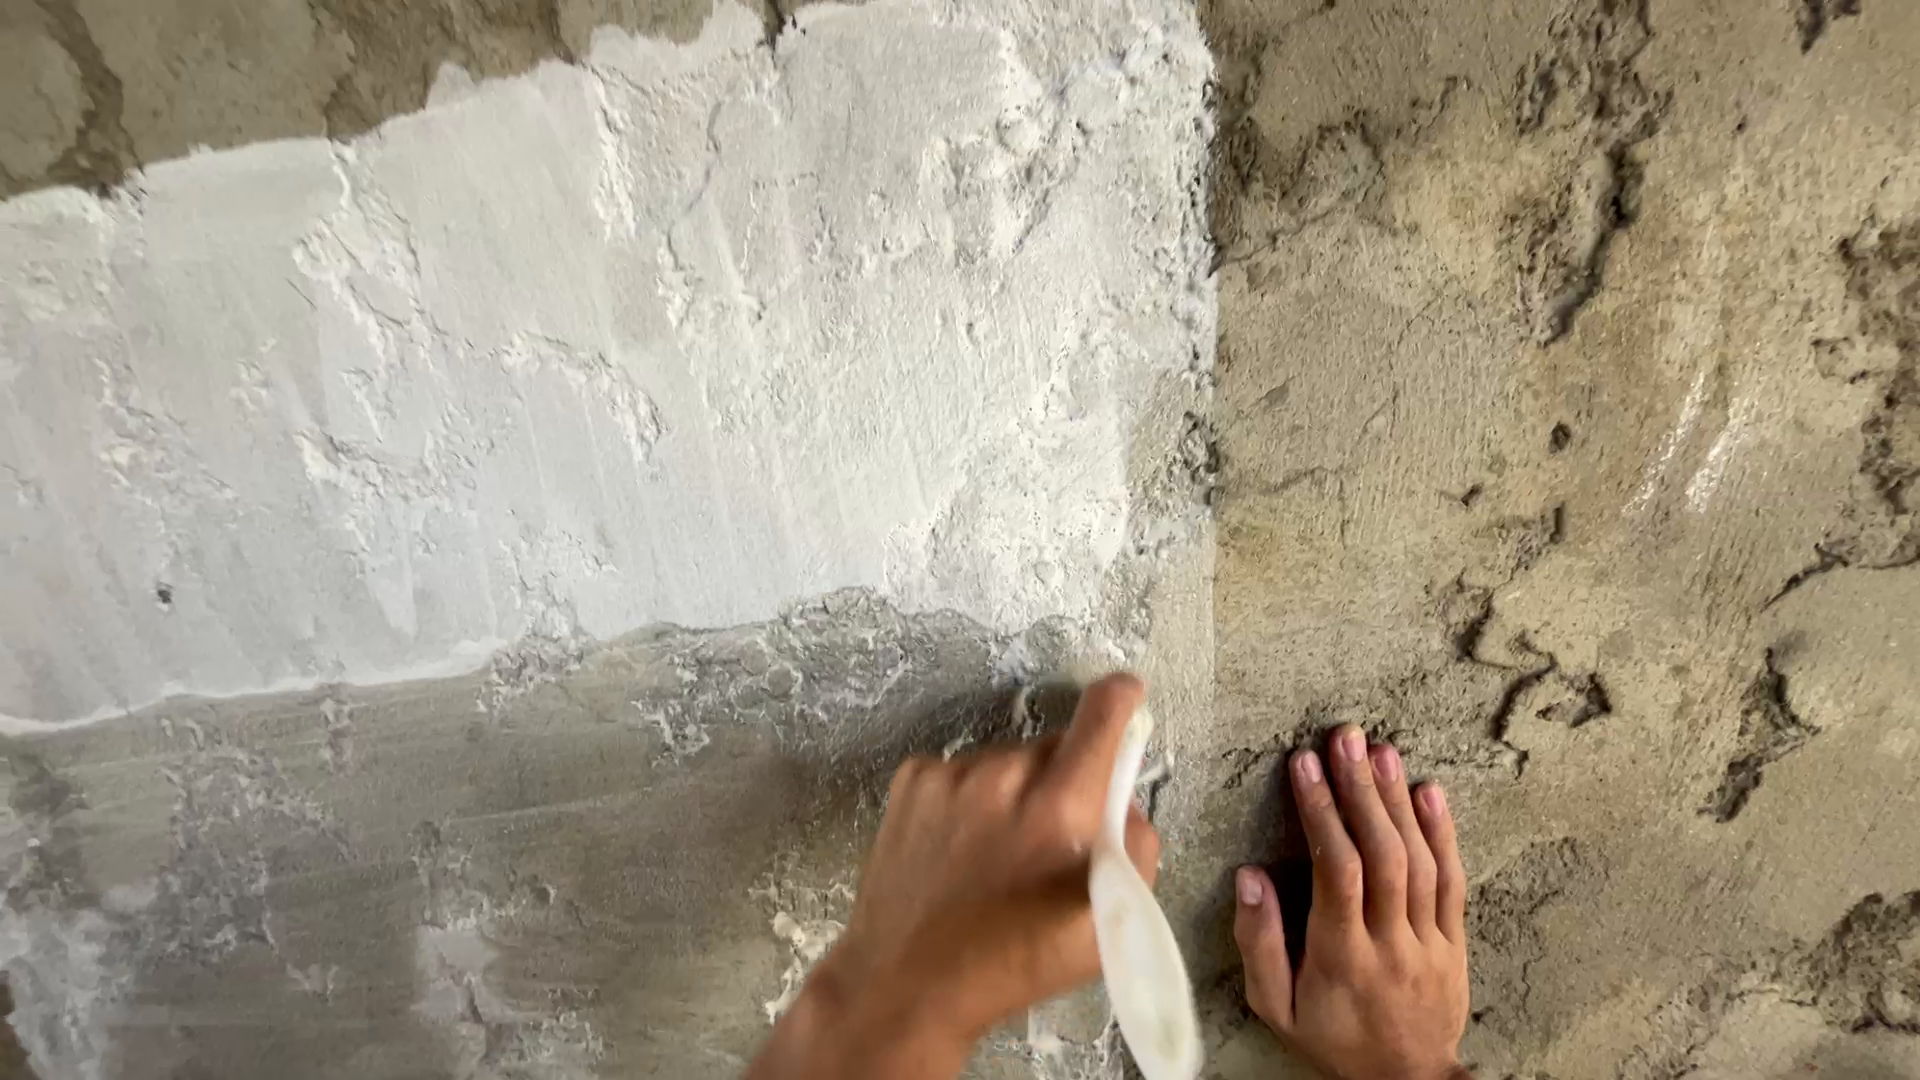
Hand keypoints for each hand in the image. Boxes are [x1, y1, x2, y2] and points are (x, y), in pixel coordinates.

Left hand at [746, 673, 1161, 1079]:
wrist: (904, 981)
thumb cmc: (1015, 959)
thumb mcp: (1104, 925)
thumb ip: (1134, 848)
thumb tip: (1122, 801)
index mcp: (1059, 807)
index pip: (1101, 717)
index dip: (1122, 697)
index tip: (1128, 694)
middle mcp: (1004, 774)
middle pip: (1053, 747)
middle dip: (1062, 777)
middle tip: (1049, 832)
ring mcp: (952, 772)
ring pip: (1005, 760)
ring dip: (1013, 788)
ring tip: (993, 849)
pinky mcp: (913, 778)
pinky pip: (961, 770)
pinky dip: (969, 796)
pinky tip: (957, 844)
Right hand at [1233, 725, 1470, 1079]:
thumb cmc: (1331, 1039)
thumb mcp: (1275, 1006)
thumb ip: (1259, 943)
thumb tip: (1248, 876)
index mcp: (1343, 954)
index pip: (1338, 871)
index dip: (1321, 812)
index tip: (1303, 764)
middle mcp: (1393, 942)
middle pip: (1383, 855)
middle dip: (1360, 789)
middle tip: (1344, 738)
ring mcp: (1431, 941)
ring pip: (1420, 860)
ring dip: (1397, 800)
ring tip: (1379, 751)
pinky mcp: (1455, 941)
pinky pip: (1454, 881)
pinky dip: (1443, 832)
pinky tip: (1428, 791)